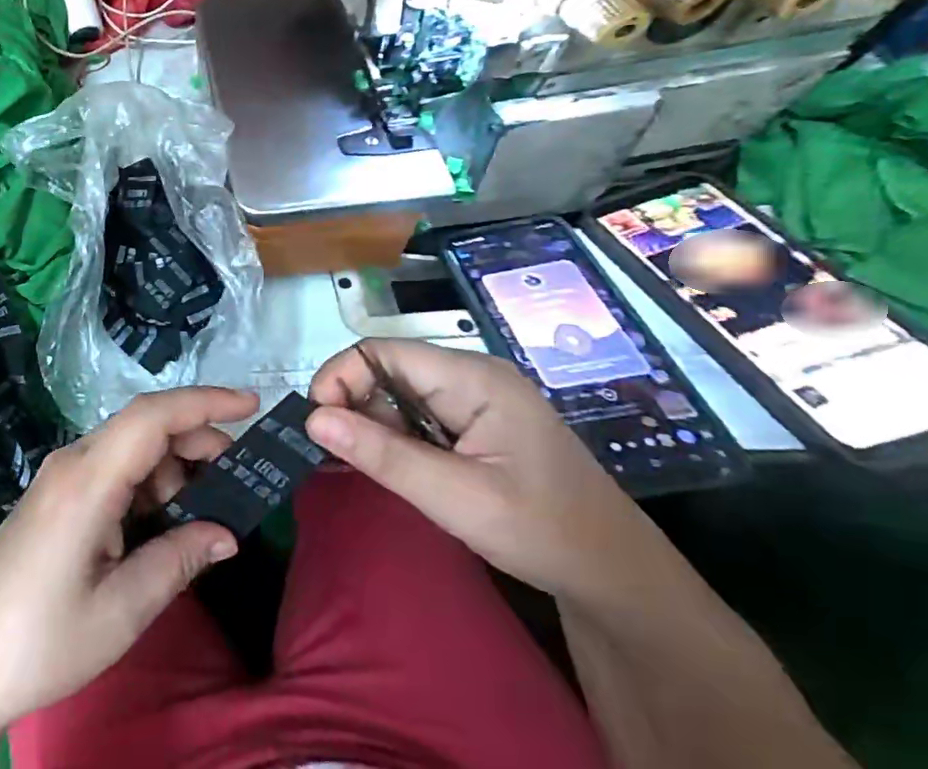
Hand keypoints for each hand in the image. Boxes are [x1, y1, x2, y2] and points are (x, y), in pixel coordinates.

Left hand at [0, 387, 254, 766]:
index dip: (204, 402)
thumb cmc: (42, 641)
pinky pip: (109, 474)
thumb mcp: (122, 609)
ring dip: (172, 468)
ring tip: (208, 509)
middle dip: (196, 441)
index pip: (151, 417)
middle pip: (142, 428)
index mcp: (86, 481)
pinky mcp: (53, 501)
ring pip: (127, 451)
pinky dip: (146, 486)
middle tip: (240, 478)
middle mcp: (70, 466)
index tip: (251, 404)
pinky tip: (166, 520)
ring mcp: (57, 481)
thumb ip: (178, 560)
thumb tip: (226, 534)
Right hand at [306, 339, 687, 607]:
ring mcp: (473, 399)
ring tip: (365, 467)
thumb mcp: (456, 497)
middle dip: (353, 406)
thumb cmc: (543, 531)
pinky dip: (392, 437)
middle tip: (338, 454)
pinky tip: (390, 468)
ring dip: (371, 425)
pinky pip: (415, 415)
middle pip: (386, 369)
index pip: (381, 352)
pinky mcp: (472, 423)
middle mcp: (471, 376)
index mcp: (474, 378)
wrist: (615, 576)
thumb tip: (312, 420)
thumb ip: (383, 455)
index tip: (318, 426)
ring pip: (396, 393)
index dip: (340, 378)